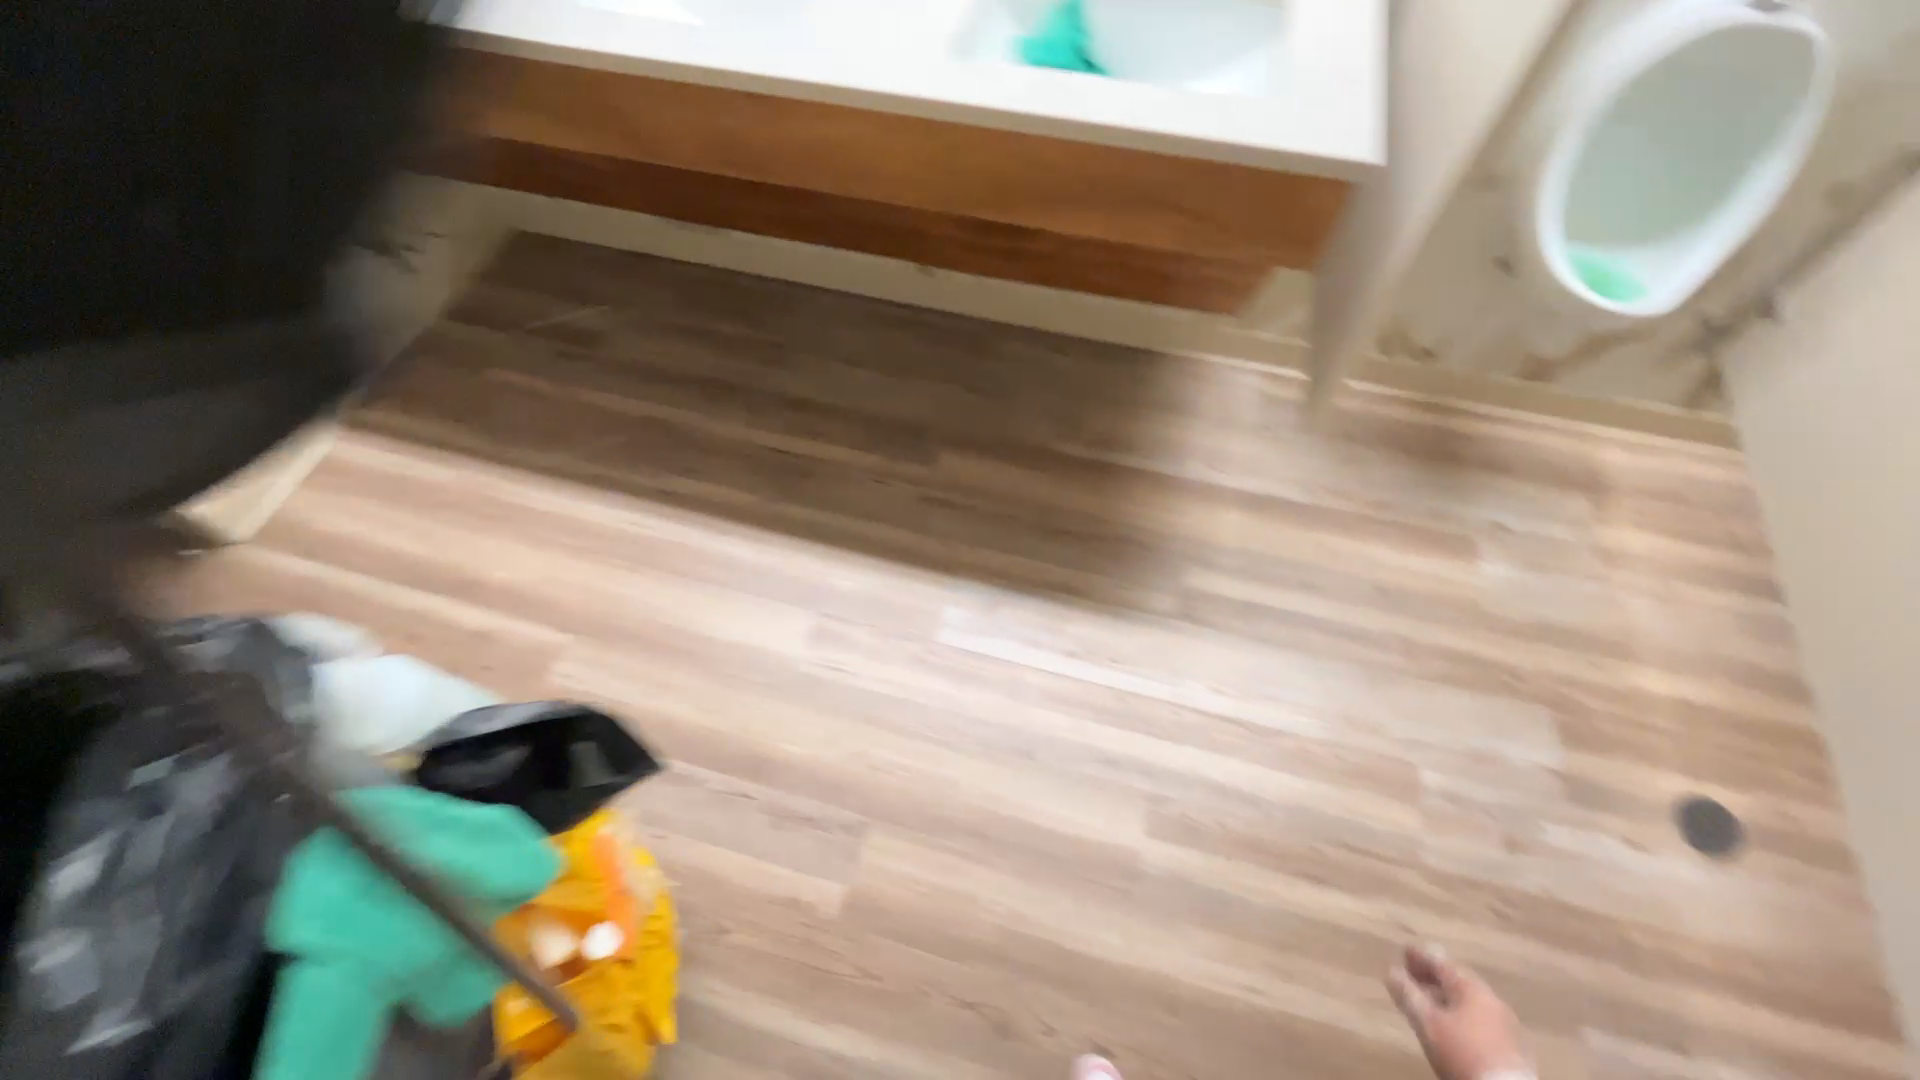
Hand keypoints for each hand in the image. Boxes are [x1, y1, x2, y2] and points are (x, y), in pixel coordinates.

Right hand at [1386, 945, 1531, 1079]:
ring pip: (1468, 1001)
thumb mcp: (1426, 1023)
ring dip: (1445, 997)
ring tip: (1426, 1001)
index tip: (1403, 951)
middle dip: (1432, 976)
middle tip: (1411, 975)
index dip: (1420, 956)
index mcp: (1471, 988)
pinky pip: (1478, 1019)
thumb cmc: (1461, 1052)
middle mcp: (1491, 999)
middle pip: (1457, 981)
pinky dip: (1459, 1014)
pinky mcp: (1511, 1046)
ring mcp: (1504, 1023)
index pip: (1441, 963)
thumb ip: (1408, 995)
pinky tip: (1450, 1025)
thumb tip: (1392, 971)